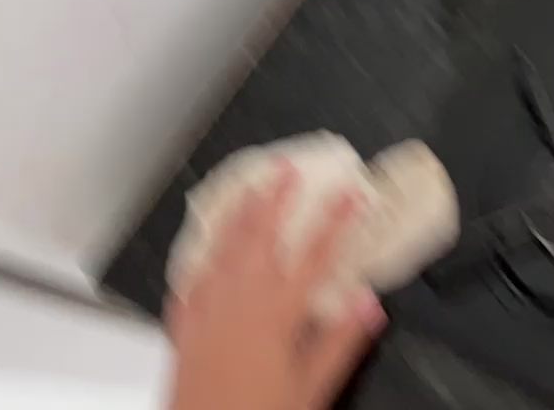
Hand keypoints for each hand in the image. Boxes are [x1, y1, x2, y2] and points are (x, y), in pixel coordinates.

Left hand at [166, 162, 386, 409]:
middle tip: (287, 166)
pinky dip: (200, 256)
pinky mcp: (183, 330)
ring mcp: (208, 313)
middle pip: (262, 237)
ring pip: (224, 249)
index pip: (316, 253)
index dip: (337, 218)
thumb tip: (371, 299)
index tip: (352, 191)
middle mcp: (241, 304)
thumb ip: (342, 341)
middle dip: (277, 197)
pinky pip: (191, 280)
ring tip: (249, 186)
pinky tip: (203, 247)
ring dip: (238, 214)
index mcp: (278, 314)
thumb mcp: (312, 390)